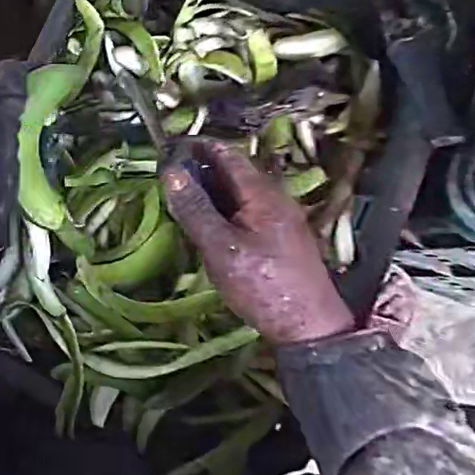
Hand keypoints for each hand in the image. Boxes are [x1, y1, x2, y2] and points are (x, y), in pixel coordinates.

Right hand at [161, 138, 353, 344]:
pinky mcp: (277, 238)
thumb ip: (194, 208)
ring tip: (177, 197)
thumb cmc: (263, 285)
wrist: (309, 329)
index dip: (197, 145)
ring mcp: (278, 219)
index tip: (167, 147)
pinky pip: (244, 210)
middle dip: (199, 168)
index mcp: (263, 194)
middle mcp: (274, 199)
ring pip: (237, 192)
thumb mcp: (220, 247)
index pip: (227, 154)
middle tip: (165, 175)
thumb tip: (170, 172)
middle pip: (232, 171)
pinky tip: (203, 224)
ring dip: (208, 190)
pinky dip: (220, 208)